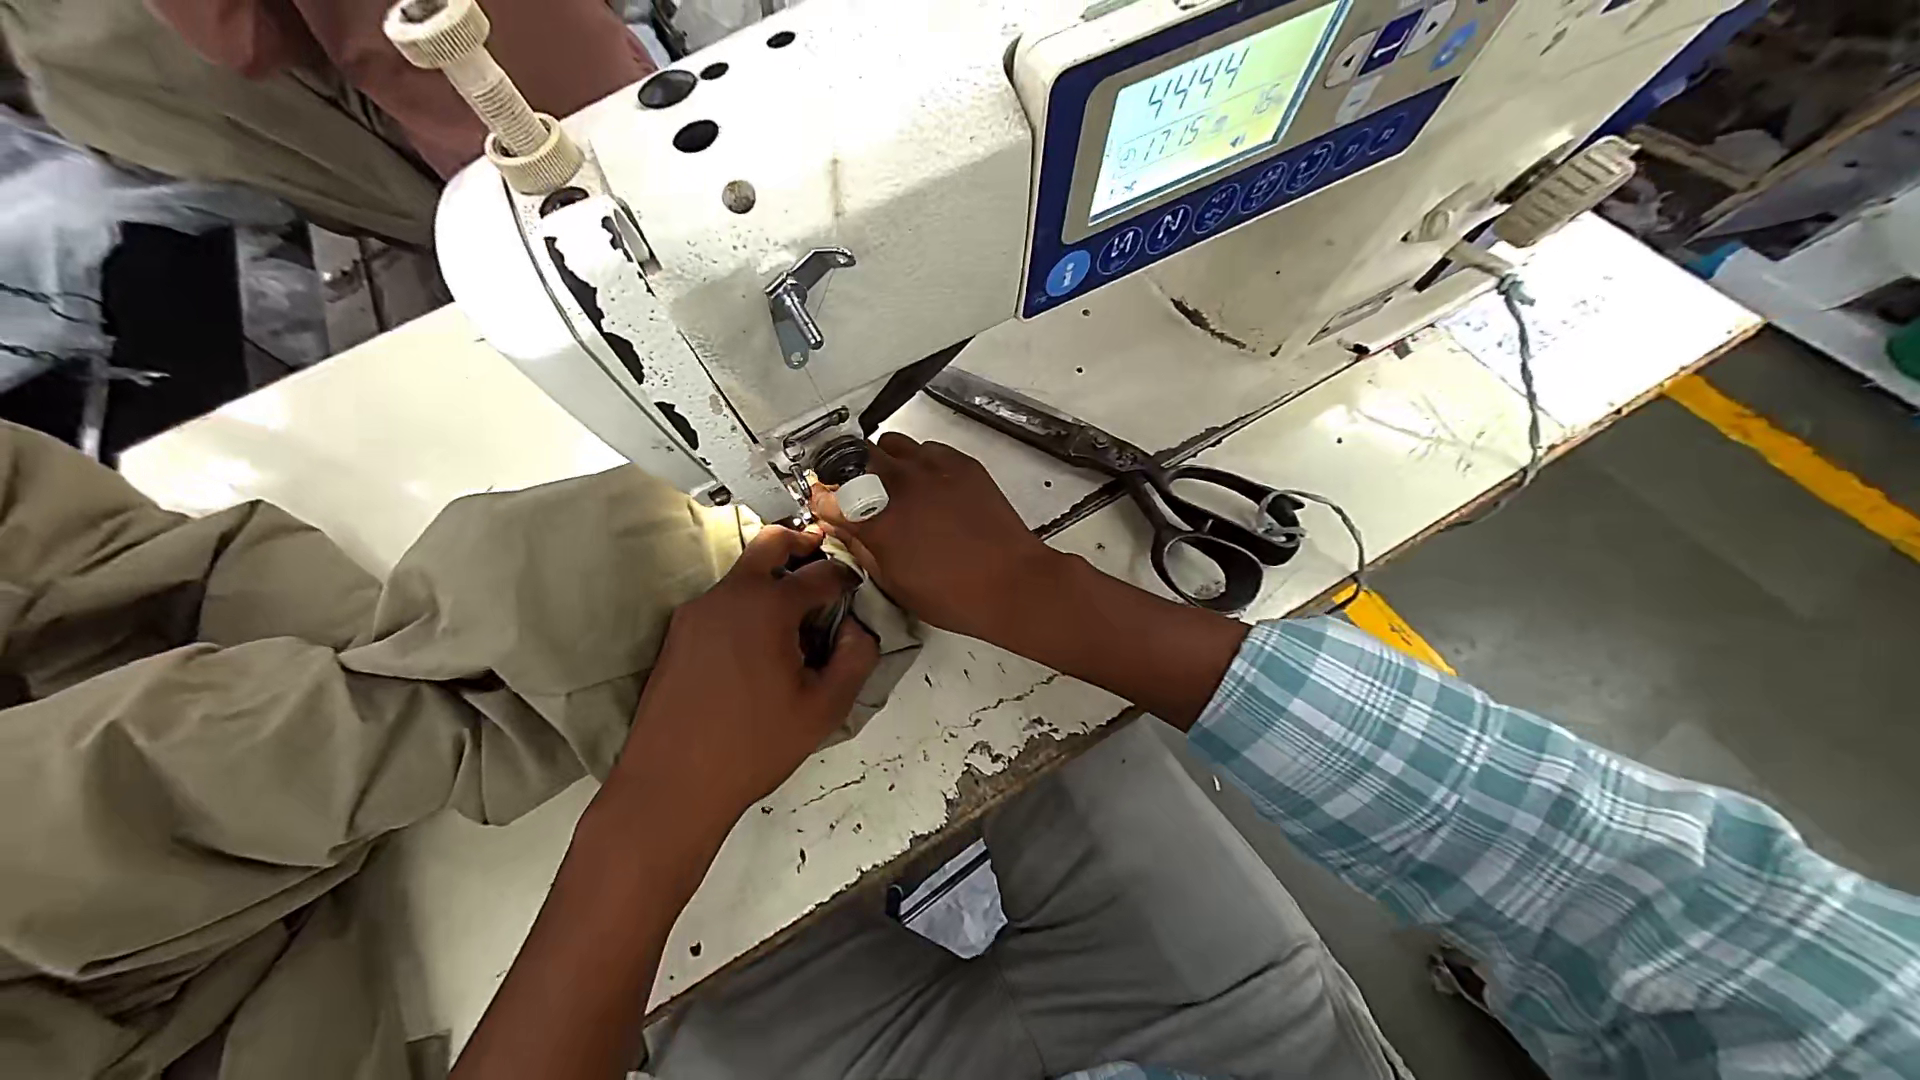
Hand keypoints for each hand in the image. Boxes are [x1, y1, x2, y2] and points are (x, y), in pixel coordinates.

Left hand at [608, 526, 878, 828]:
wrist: (670, 784)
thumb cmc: (749, 748)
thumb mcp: (824, 707)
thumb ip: (855, 657)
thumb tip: (858, 629)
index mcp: (767, 608)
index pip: (820, 572)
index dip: (846, 575)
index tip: (856, 586)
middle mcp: (728, 598)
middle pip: (771, 544)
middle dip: (803, 544)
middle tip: (824, 559)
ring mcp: (697, 612)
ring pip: (744, 573)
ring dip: (774, 578)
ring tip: (797, 616)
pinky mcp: (680, 633)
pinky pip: (723, 601)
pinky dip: (749, 604)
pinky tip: (762, 644)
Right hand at [811, 434, 1062, 643]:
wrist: (1012, 583)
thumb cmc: (956, 594)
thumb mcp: (894, 583)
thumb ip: (862, 550)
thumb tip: (845, 531)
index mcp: (876, 520)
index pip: (828, 496)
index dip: (822, 502)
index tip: (826, 506)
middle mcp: (899, 486)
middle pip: (852, 457)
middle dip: (845, 472)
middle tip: (853, 490)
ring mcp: (932, 469)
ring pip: (890, 444)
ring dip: (882, 461)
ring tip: (890, 483)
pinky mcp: (961, 464)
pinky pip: (927, 448)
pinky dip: (919, 461)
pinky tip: (926, 484)